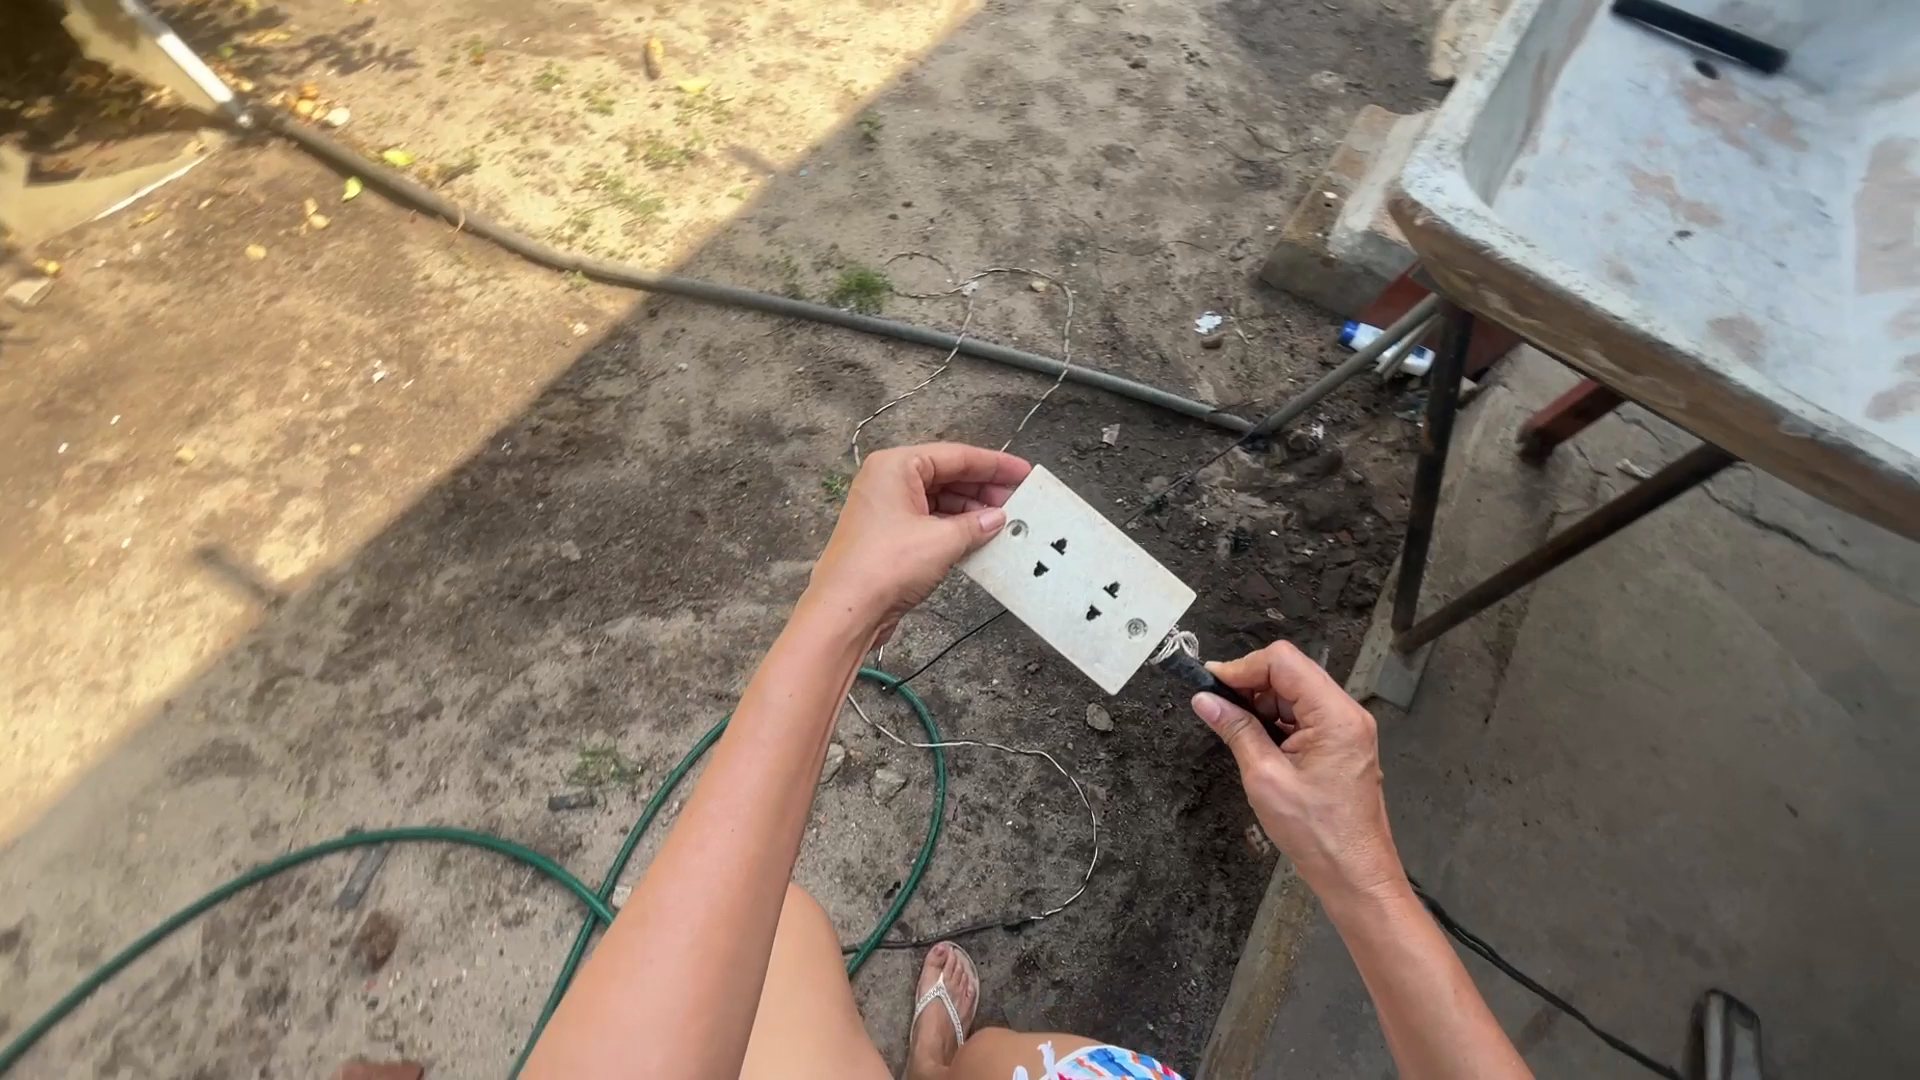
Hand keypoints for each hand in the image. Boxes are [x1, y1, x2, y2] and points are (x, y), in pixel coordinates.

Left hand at [806, 443, 1030, 641]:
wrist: (846, 610)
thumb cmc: (883, 566)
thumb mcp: (942, 540)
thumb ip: (976, 525)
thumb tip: (998, 519)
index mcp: (896, 466)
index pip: (955, 456)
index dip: (994, 464)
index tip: (1022, 472)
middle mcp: (889, 481)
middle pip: (947, 476)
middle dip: (983, 490)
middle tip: (1018, 501)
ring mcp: (888, 510)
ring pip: (940, 500)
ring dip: (971, 511)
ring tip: (1004, 522)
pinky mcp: (890, 537)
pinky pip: (930, 522)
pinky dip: (955, 528)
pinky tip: (980, 538)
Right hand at [1192, 641, 1402, 898]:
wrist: (1356, 876)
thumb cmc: (1316, 833)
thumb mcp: (1264, 777)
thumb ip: (1235, 729)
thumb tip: (1204, 699)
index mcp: (1335, 716)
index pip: (1283, 661)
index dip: (1243, 667)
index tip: (1212, 685)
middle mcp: (1346, 714)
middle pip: (1290, 670)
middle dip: (1250, 682)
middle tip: (1218, 705)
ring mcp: (1346, 728)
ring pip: (1293, 690)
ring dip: (1261, 701)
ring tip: (1236, 727)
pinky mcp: (1340, 743)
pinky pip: (1302, 712)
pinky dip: (1275, 718)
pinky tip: (1257, 739)